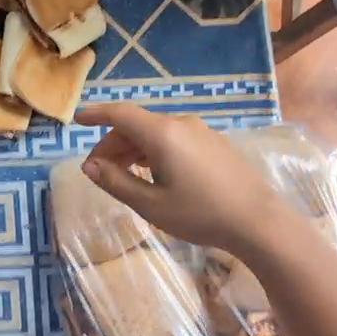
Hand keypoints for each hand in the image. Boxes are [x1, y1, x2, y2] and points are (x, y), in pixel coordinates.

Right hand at [74, 104, 285, 252]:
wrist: (258, 221)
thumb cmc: (200, 214)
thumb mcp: (150, 204)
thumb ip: (116, 182)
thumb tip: (89, 166)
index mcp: (162, 134)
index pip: (120, 114)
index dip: (96, 115)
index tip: (77, 120)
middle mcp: (181, 124)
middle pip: (136, 125)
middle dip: (111, 144)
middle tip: (96, 171)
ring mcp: (201, 132)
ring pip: (155, 133)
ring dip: (132, 149)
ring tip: (120, 175)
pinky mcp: (214, 144)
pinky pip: (173, 139)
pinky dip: (153, 151)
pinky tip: (151, 173)